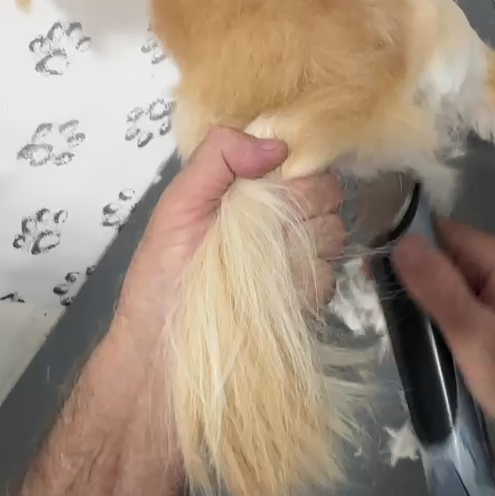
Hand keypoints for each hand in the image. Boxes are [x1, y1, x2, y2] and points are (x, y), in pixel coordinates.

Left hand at [110, 126, 345, 353]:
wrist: (161, 351)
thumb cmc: (163, 273)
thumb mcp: (179, 203)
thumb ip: (218, 156)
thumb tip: (278, 145)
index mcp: (252, 187)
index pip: (300, 158)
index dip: (294, 166)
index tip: (272, 180)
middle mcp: (282, 216)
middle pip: (326, 192)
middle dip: (300, 204)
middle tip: (261, 225)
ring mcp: (299, 257)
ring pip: (333, 231)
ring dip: (303, 244)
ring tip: (262, 261)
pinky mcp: (308, 296)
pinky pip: (329, 275)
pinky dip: (306, 281)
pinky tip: (276, 289)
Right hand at [390, 219, 494, 456]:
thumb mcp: (472, 334)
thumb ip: (437, 286)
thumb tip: (400, 241)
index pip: (435, 230)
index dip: (402, 248)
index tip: (373, 275)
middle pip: (443, 251)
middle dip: (414, 275)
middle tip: (390, 311)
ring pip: (453, 274)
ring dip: (429, 295)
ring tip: (409, 328)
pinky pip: (467, 293)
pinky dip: (447, 308)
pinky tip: (436, 335)